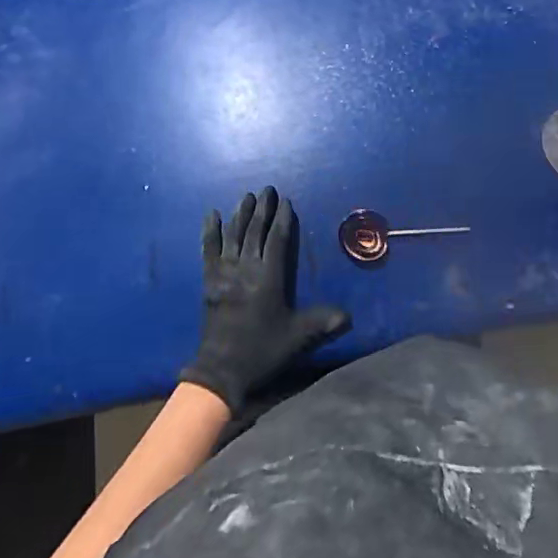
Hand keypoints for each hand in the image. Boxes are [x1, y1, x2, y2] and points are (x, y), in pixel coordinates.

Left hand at [180, 187, 349, 410]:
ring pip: (232, 235)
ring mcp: (224, 272)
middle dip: (262, 209)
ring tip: (246, 196)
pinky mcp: (208, 279)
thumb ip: (322, 322)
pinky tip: (212, 214)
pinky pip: (208, 249)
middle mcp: (245, 268)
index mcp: (269, 278)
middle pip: (254, 231)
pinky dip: (210, 230)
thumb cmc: (263, 350)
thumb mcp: (298, 338)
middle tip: (266, 190)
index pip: (277, 240)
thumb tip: (349, 315)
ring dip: (240, 214)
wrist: (222, 368)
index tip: (285, 201)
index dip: (282, 220)